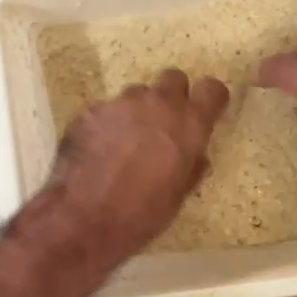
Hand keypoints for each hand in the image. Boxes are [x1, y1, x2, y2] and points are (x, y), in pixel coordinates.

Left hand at [47, 69, 228, 251]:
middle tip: (162, 126)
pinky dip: (107, 125)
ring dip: (136, 112)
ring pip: (136, 95)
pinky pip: (107, 111)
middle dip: (171, 97)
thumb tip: (196, 155)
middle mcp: (157, 103)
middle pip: (173, 79)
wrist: (84, 217)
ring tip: (124, 144)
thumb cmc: (142, 213)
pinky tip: (98, 152)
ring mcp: (120, 103)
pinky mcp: (90, 111)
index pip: (212, 89)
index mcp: (188, 124)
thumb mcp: (178, 195)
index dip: (210, 100)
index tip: (205, 113)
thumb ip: (190, 166)